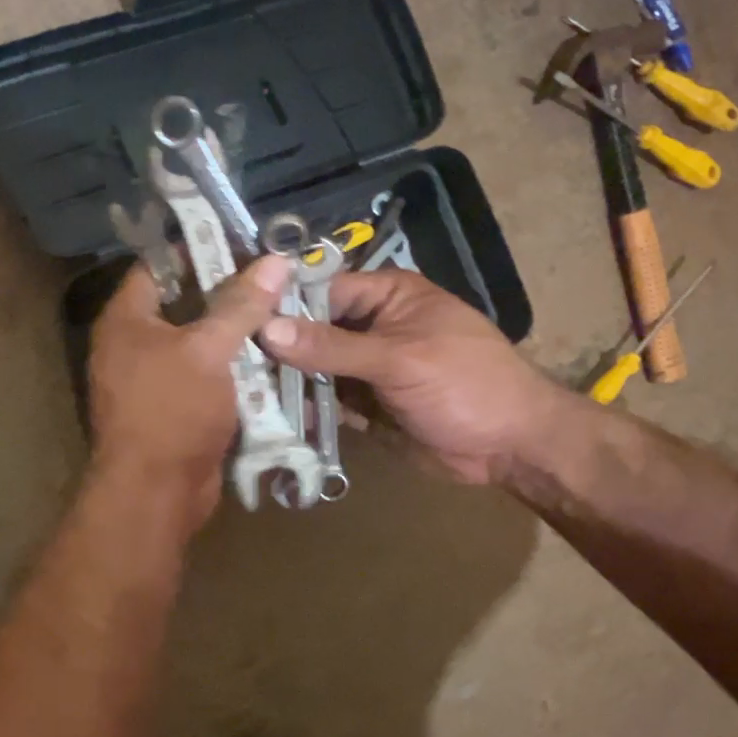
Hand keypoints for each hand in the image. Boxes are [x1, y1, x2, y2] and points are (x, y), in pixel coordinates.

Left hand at [87, 256, 289, 520]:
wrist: (156, 493)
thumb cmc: (172, 410)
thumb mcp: (208, 350)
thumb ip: (240, 305)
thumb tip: (275, 261)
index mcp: (126, 319)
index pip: (158, 265)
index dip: (198, 248)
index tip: (244, 242)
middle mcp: (133, 344)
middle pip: (184, 304)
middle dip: (229, 294)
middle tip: (276, 278)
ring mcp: (153, 379)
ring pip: (201, 344)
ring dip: (238, 334)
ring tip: (285, 312)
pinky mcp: (175, 410)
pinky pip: (208, 378)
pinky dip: (236, 370)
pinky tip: (276, 358)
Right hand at [258, 269, 569, 484]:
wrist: (510, 447)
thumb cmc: (466, 385)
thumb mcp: (398, 359)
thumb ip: (331, 346)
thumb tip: (266, 329)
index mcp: (386, 296)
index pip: (320, 290)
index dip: (281, 303)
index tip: (234, 319)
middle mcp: (370, 325)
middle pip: (310, 329)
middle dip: (276, 347)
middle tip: (228, 363)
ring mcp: (364, 366)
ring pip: (312, 368)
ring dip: (285, 381)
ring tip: (239, 391)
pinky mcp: (362, 404)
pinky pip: (323, 400)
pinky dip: (302, 408)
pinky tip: (267, 416)